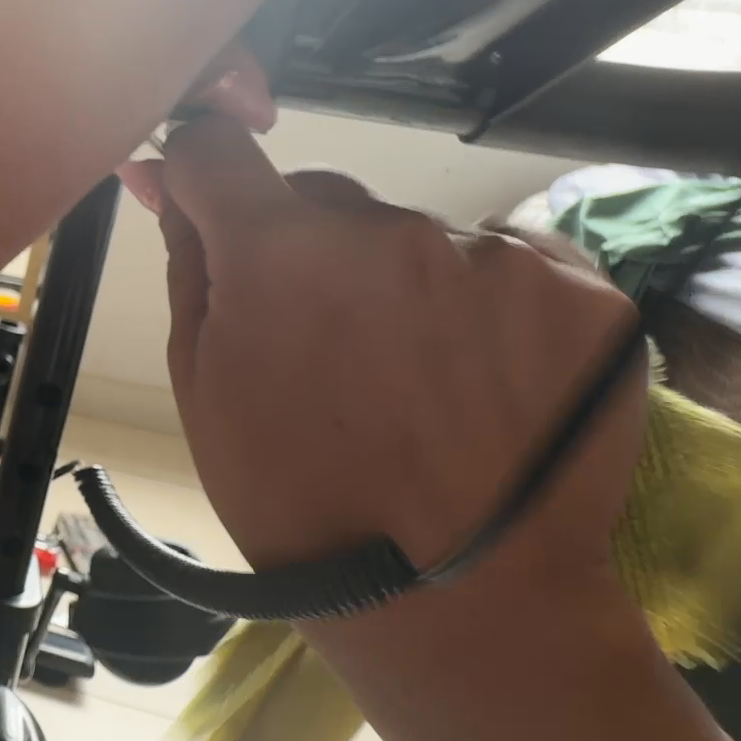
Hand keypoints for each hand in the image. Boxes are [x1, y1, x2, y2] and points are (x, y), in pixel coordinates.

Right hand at [146, 115, 644, 588]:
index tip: (200, 203)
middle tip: (307, 335)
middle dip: (294, 245)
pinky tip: (462, 370)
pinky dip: (464, 298)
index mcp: (277, 252)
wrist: (446, 593)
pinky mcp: (581, 288)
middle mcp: (388, 229)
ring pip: (403, 233)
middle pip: (314, 196)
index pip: (213, 147)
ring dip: (383, 276)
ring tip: (394, 369)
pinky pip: (490, 259)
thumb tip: (159, 177)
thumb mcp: (198, 374)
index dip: (195, 170)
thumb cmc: (285, 487)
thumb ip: (186, 260)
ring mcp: (493, 255)